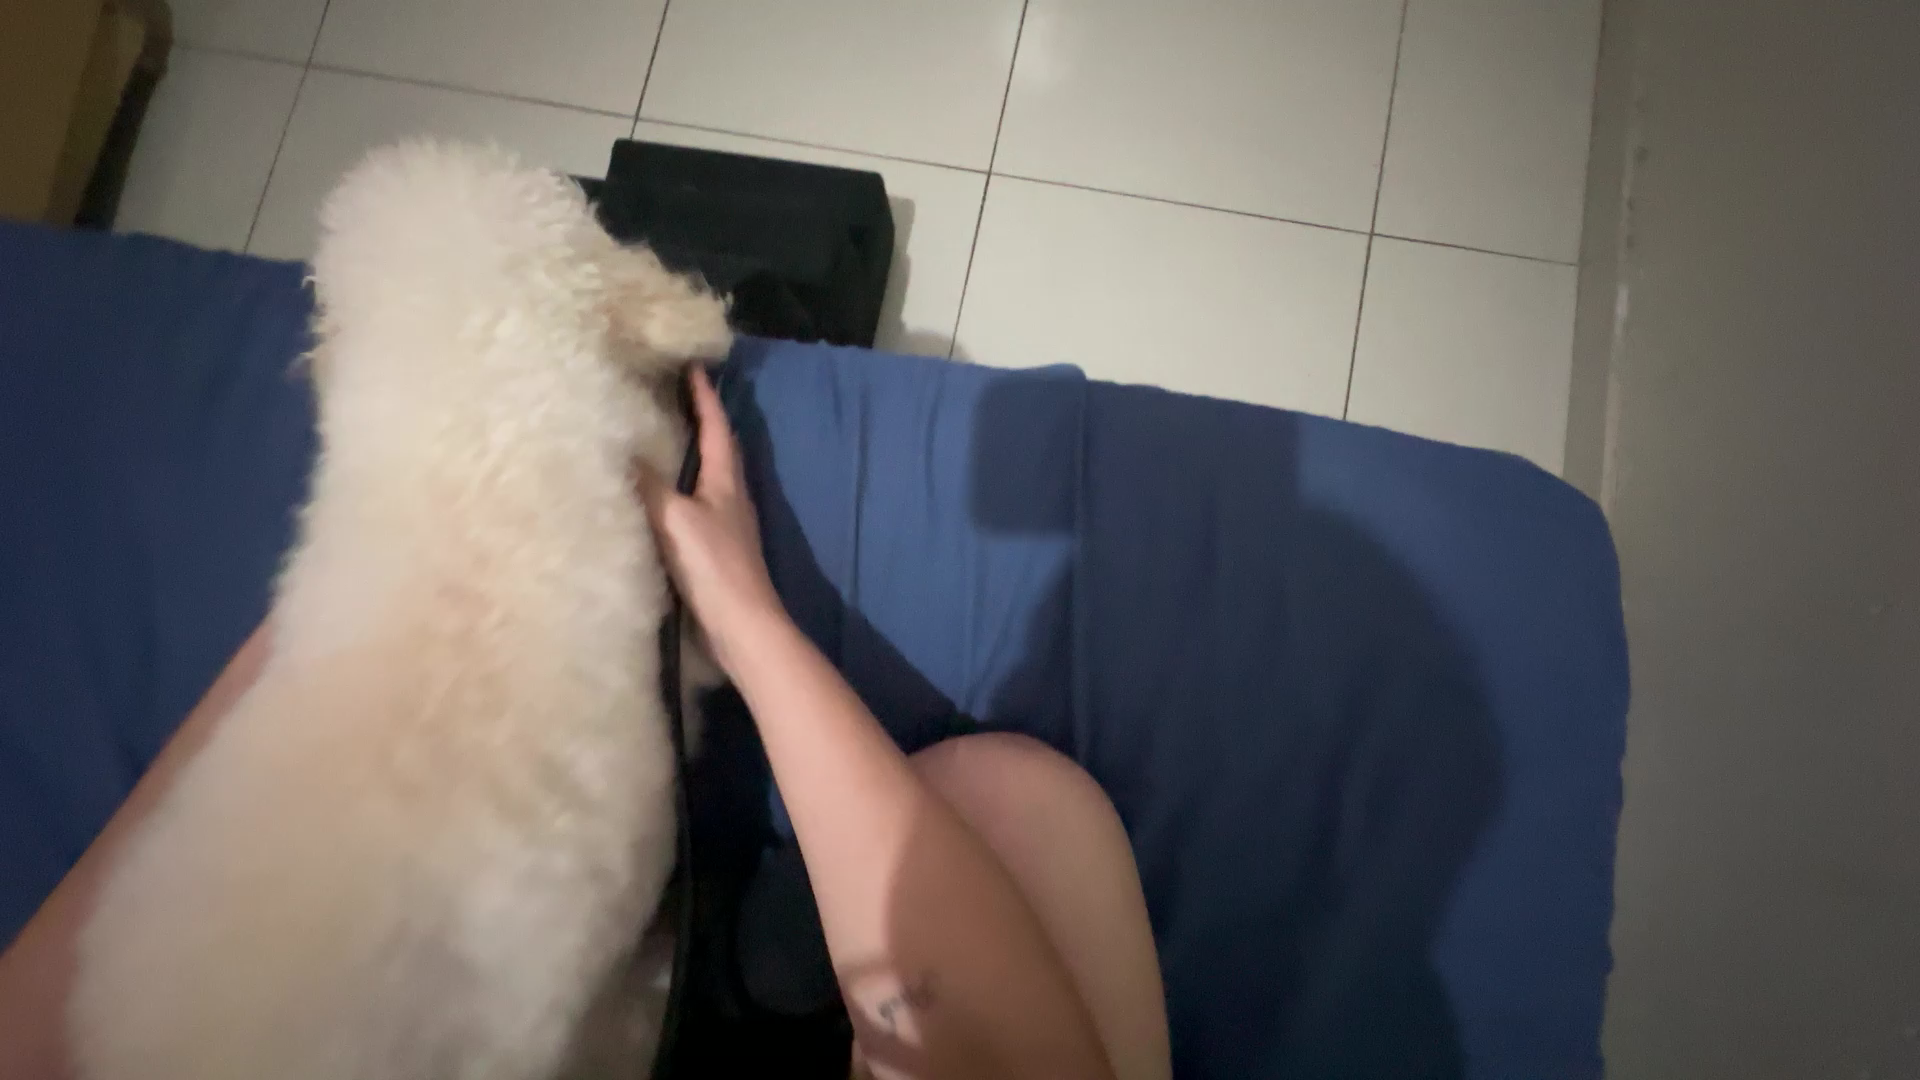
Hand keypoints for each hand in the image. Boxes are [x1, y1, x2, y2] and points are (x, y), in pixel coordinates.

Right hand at [637, 366, 785, 676]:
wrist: (741, 625)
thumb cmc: (714, 566)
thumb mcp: (676, 518)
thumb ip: (649, 484)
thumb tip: (623, 449)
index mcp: (727, 483)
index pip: (717, 429)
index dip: (705, 397)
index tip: (694, 366)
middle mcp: (731, 498)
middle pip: (718, 451)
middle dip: (700, 421)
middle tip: (674, 395)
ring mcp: (725, 526)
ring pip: (707, 479)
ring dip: (689, 456)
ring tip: (661, 439)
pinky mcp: (715, 552)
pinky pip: (695, 508)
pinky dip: (679, 492)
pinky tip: (658, 499)